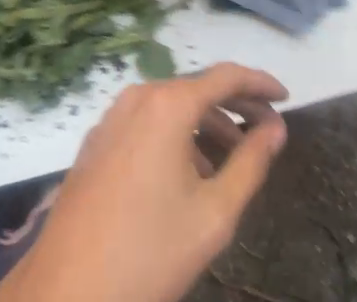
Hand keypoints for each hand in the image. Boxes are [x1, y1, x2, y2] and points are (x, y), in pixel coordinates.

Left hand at [0, 64, 288, 301]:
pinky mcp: (95, 144)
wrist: (69, 289)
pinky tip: (189, 175)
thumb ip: (251, 163)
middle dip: (235, 108)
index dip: (260, 83)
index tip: (287, 99)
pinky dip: (175, 137)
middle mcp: (136, 99)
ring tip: (231, 164)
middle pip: (196, 89)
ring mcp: (110, 120)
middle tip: (267, 134)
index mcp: (167, 105)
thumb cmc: (150, 250)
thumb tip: (276, 128)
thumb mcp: (215, 212)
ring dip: (205, 126)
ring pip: (169, 109)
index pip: (226, 76)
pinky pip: (145, 125)